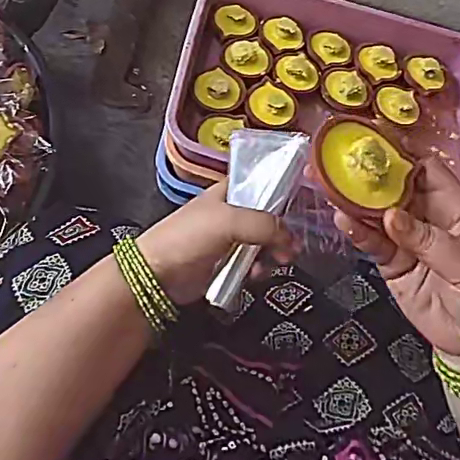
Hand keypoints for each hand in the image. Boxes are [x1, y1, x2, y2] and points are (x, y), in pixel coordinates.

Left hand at [135, 181, 290, 304]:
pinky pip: (254, 265)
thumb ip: (265, 224)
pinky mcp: (227, 264)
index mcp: (229, 191)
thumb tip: (290, 238)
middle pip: (269, 218)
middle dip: (283, 233)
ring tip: (278, 262)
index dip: (282, 193)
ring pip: (265, 244)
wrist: (158, 274)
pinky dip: (259, 270)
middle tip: (291, 246)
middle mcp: (232, 213)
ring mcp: (230, 239)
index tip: (301, 206)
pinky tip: (257, 275)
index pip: (262, 184)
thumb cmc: (188, 237)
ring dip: (274, 254)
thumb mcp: (229, 220)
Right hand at [334, 158, 459, 374]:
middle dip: (371, 176)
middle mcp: (429, 220)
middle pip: (395, 189)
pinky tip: (344, 222)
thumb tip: (391, 216)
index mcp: (457, 211)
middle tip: (344, 165)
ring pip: (377, 213)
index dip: (404, 157)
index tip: (377, 146)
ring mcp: (408, 242)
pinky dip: (356, 231)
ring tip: (334, 189)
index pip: (428, 172)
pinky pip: (371, 242)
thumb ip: (430, 240)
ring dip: (356, 202)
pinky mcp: (392, 264)